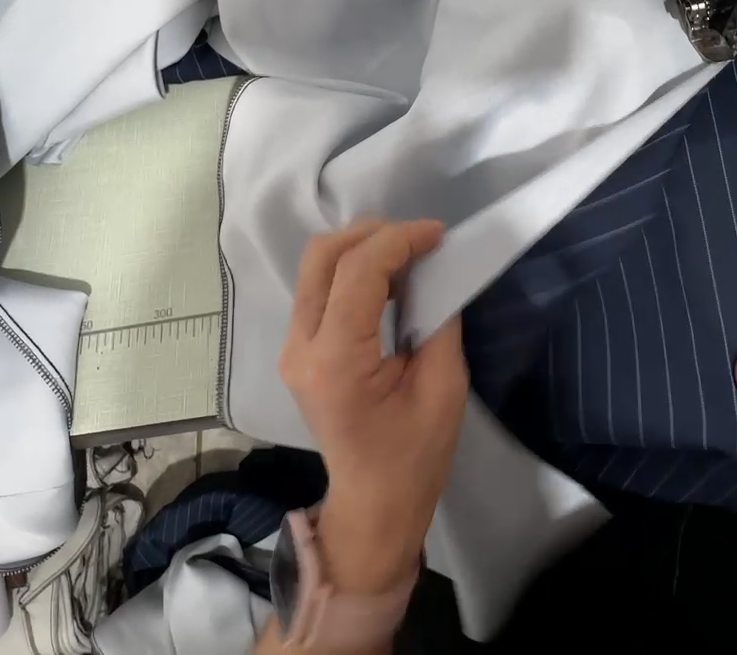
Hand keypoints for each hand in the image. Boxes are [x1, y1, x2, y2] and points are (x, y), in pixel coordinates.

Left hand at [279, 220, 467, 594]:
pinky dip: (352, 269)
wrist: (374, 502)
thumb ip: (437, 320)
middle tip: (419, 240)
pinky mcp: (298, 349)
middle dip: (373, 234)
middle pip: (323, 257)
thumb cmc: (414, 455)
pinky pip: (319, 288)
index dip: (399, 240)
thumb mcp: (443, 387)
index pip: (358, 273)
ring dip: (361, 248)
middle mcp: (301, 347)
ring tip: (407, 255)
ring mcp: (293, 348)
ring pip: (315, 267)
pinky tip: (387, 278)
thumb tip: (434, 270)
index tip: (438, 234)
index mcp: (336, 361)